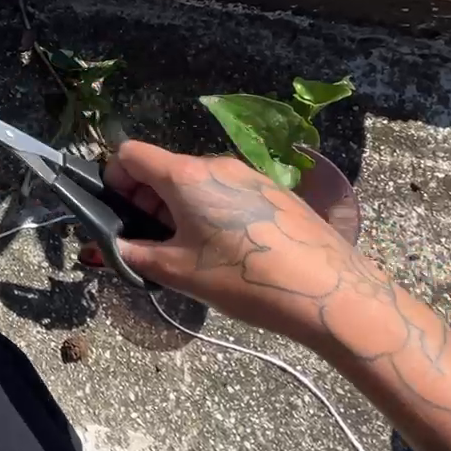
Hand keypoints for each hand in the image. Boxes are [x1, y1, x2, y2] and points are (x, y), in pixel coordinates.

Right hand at [97, 140, 389, 351]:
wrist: (336, 297)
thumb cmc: (245, 279)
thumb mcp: (178, 272)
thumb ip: (134, 254)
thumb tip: (115, 246)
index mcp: (185, 175)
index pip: (129, 154)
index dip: (114, 179)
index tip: (120, 212)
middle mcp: (215, 165)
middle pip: (163, 167)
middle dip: (145, 197)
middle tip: (151, 237)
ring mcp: (249, 176)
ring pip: (196, 180)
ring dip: (178, 205)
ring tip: (190, 247)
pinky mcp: (276, 193)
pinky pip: (226, 190)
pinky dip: (211, 210)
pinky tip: (229, 249)